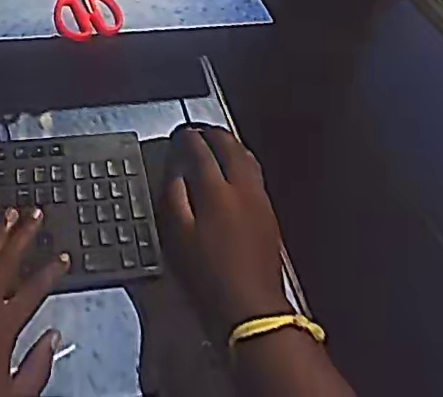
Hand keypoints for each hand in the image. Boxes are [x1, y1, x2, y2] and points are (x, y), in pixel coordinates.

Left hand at [0, 207, 70, 396]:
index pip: (34, 290)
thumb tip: (52, 337)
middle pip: (8, 262)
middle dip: (24, 236)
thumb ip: (37, 365)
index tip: (62, 257)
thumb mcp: (14, 395)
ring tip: (11, 213)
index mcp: (2, 327)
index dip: (51, 272)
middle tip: (36, 214)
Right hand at [157, 125, 292, 339]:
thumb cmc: (207, 274)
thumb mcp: (177, 234)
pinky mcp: (269, 213)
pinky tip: (232, 169)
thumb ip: (173, 195)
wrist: (252, 310)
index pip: (200, 150)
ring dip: (230, 144)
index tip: (178, 135)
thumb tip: (175, 170)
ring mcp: (259, 200)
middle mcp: (241, 188)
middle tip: (196, 132)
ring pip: (247, 157)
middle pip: (229, 146)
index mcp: (215, 191)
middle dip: (211, 134)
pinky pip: (255, 173)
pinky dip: (241, 161)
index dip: (187, 138)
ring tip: (215, 143)